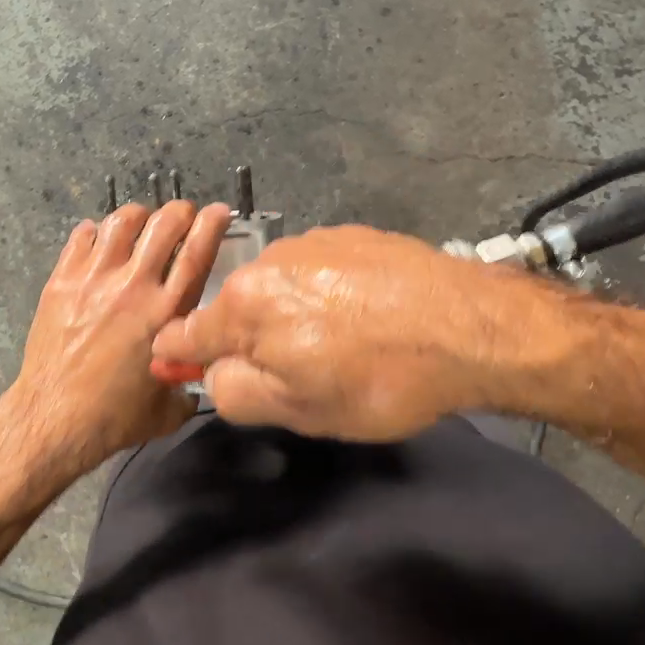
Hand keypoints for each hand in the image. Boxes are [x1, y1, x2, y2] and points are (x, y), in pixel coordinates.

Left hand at [4, 201, 234, 477]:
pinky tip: (99, 237)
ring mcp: (95, 278)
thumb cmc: (115, 417)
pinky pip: (82, 237)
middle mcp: (135, 286)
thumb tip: (195, 376)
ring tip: (141, 222)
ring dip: (138, 216)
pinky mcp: (62, 280)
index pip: (197, 252)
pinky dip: (95, 231)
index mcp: (168, 313)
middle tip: (181, 216)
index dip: (212, 224)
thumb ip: (187, 385)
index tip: (218, 212)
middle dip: (179, 211)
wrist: (55, 417)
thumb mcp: (168, 408)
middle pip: (164, 224)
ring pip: (122, 221)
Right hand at [150, 224, 567, 440]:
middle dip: (251, 340)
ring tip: (344, 344)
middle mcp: (267, 262)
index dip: (178, 353)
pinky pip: (319, 270)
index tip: (178, 365)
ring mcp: (311, 241)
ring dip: (292, 314)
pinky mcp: (351, 235)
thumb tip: (209, 372)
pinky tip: (367, 317)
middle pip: (238, 309)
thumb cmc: (377, 378)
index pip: (184, 330)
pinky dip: (328, 293)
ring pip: (280, 288)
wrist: (467, 326)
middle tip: (297, 373)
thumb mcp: (297, 409)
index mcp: (244, 305)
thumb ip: (234, 391)